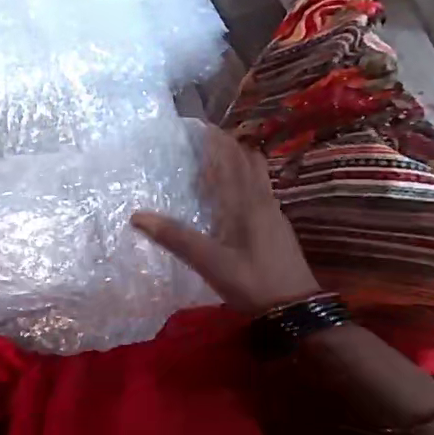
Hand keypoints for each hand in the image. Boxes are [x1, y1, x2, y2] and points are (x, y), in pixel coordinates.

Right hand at [132, 127, 320, 312]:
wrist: (295, 308)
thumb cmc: (253, 282)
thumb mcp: (210, 262)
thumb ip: (176, 238)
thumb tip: (138, 216)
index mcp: (247, 203)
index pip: (230, 160)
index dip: (216, 141)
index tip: (200, 126)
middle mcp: (262, 201)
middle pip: (247, 161)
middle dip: (228, 146)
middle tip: (206, 140)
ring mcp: (273, 213)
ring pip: (257, 176)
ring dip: (239, 162)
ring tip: (218, 161)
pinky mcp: (277, 227)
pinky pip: (259, 191)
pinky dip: (245, 182)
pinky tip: (234, 196)